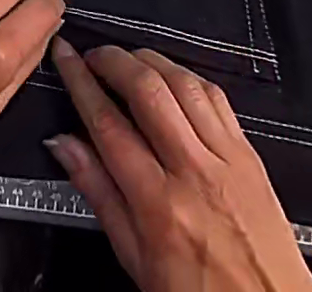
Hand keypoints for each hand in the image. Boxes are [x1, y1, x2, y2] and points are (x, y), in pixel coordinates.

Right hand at [46, 42, 311, 291]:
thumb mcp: (134, 259)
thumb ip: (98, 193)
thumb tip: (64, 146)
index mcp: (158, 206)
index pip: (108, 124)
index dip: (80, 82)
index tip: (67, 58)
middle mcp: (193, 171)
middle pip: (146, 90)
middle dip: (112, 59)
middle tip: (93, 54)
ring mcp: (225, 155)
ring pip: (181, 81)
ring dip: (148, 58)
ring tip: (126, 58)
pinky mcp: (247, 149)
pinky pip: (215, 94)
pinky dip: (186, 74)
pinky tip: (171, 74)